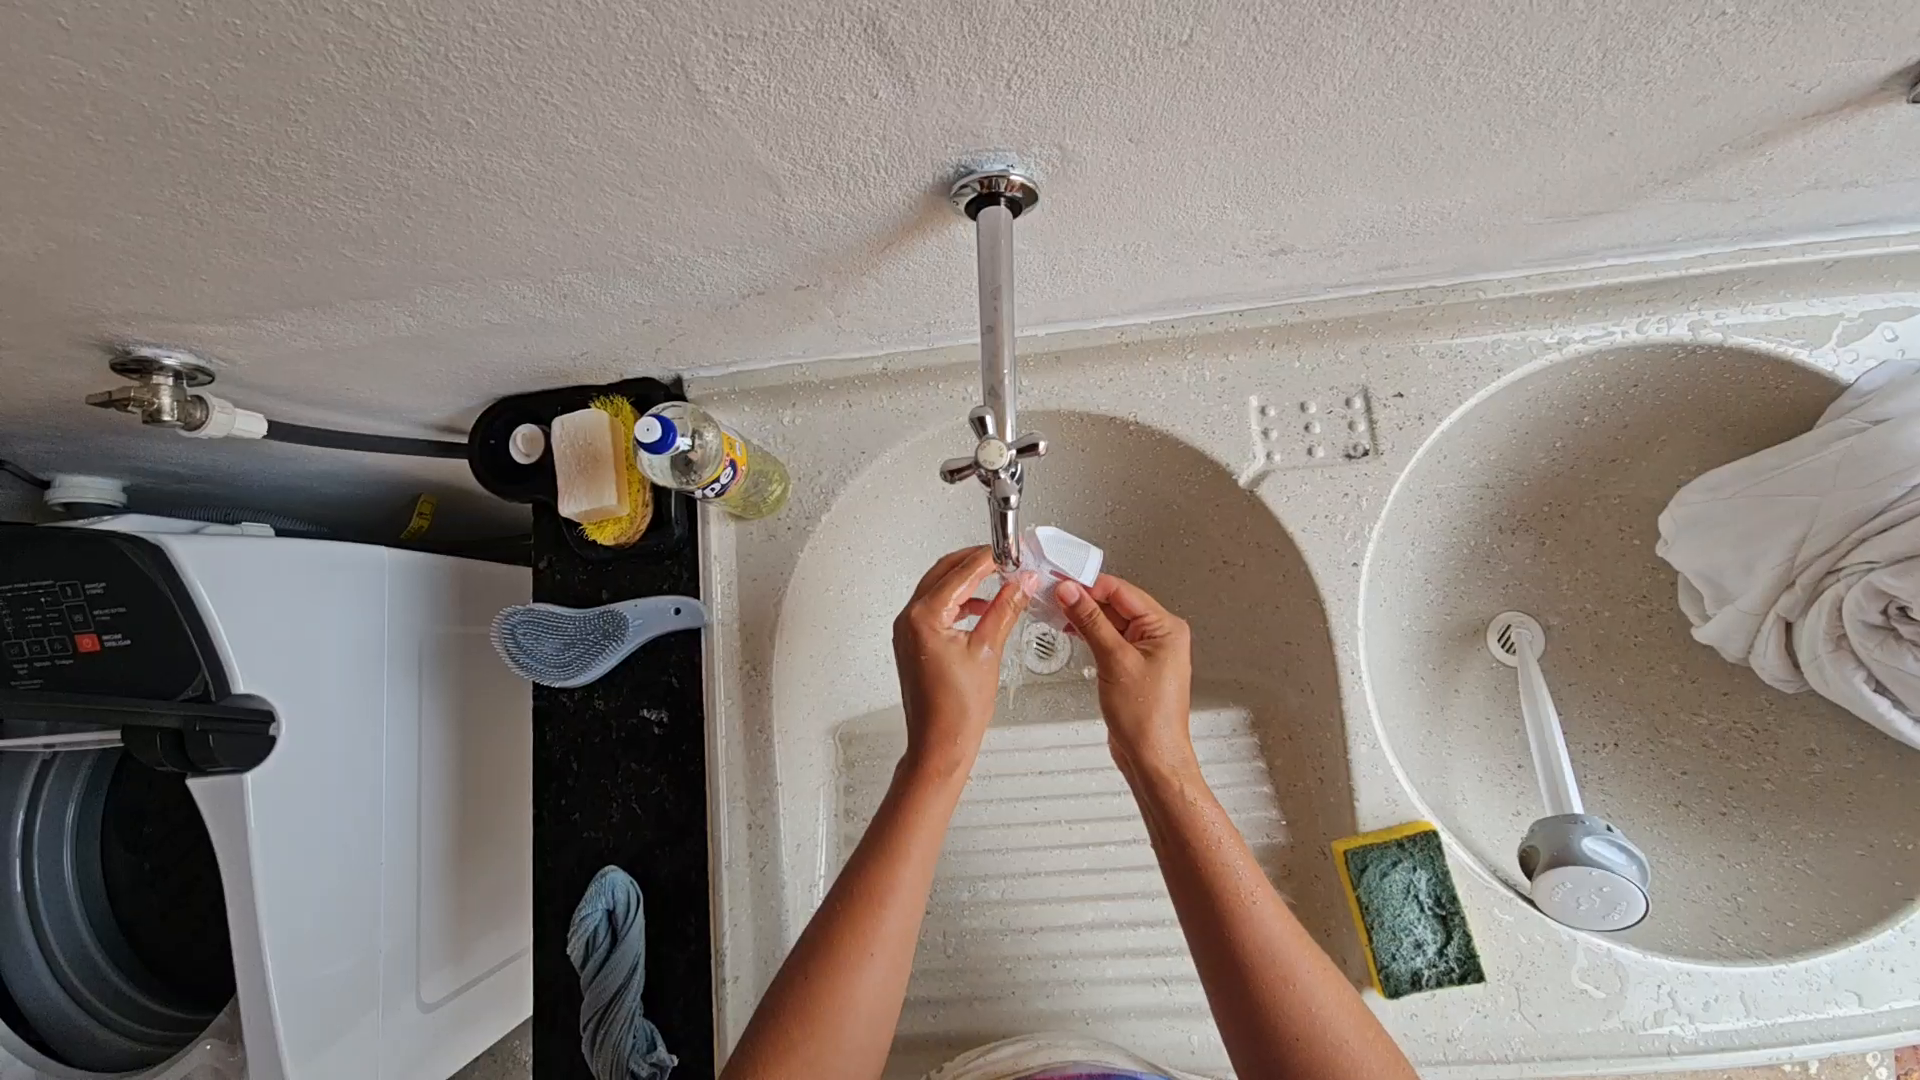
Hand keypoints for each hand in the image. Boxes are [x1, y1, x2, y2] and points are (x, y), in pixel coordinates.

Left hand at [892, 547, 1030, 779]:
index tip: (1011, 554)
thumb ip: (1006, 609)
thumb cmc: (955, 711)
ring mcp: (908, 631)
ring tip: (999, 580)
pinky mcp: (914, 642)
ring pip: (939, 588)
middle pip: (945, 572)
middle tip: (1006, 561)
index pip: (961, 572)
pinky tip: (982, 607)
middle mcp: (909, 619)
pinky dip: (959, 601)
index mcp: (924, 617)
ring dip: (968, 581)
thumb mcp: (989, 650)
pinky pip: (936, 608)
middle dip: (977, 563)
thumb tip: (1020, 584)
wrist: (939, 745)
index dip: (990, 559)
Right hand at [1055, 575, 1195, 777]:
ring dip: (1085, 616)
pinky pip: (1109, 639)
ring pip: (1110, 621)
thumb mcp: (1114, 660)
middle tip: (1055, 596)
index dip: (1090, 586)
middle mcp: (1159, 636)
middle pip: (1116, 604)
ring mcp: (1146, 651)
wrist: (1152, 757)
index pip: (1122, 591)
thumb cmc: (1148, 719)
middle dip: (1084, 599)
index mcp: (1165, 627)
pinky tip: (1072, 630)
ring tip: (1058, 611)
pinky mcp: (1132, 665)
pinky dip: (1090, 633)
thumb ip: (1090, 622)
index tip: (1063, 584)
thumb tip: (1072, 593)